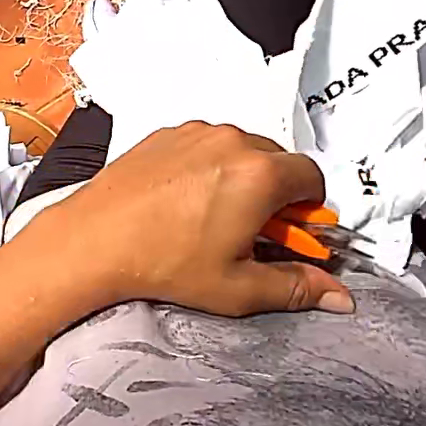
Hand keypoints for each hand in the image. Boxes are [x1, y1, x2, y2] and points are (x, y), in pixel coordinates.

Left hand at [23, 122, 354, 317]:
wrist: (93, 240)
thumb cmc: (158, 260)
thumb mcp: (238, 287)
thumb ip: (296, 287)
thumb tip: (332, 293)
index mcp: (260, 175)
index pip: (314, 177)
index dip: (310, 208)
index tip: (294, 227)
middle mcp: (233, 142)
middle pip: (281, 161)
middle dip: (277, 193)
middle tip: (254, 228)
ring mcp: (200, 132)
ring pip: (245, 149)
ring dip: (244, 176)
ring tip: (216, 215)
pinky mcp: (173, 132)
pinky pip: (210, 141)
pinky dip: (211, 164)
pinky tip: (191, 199)